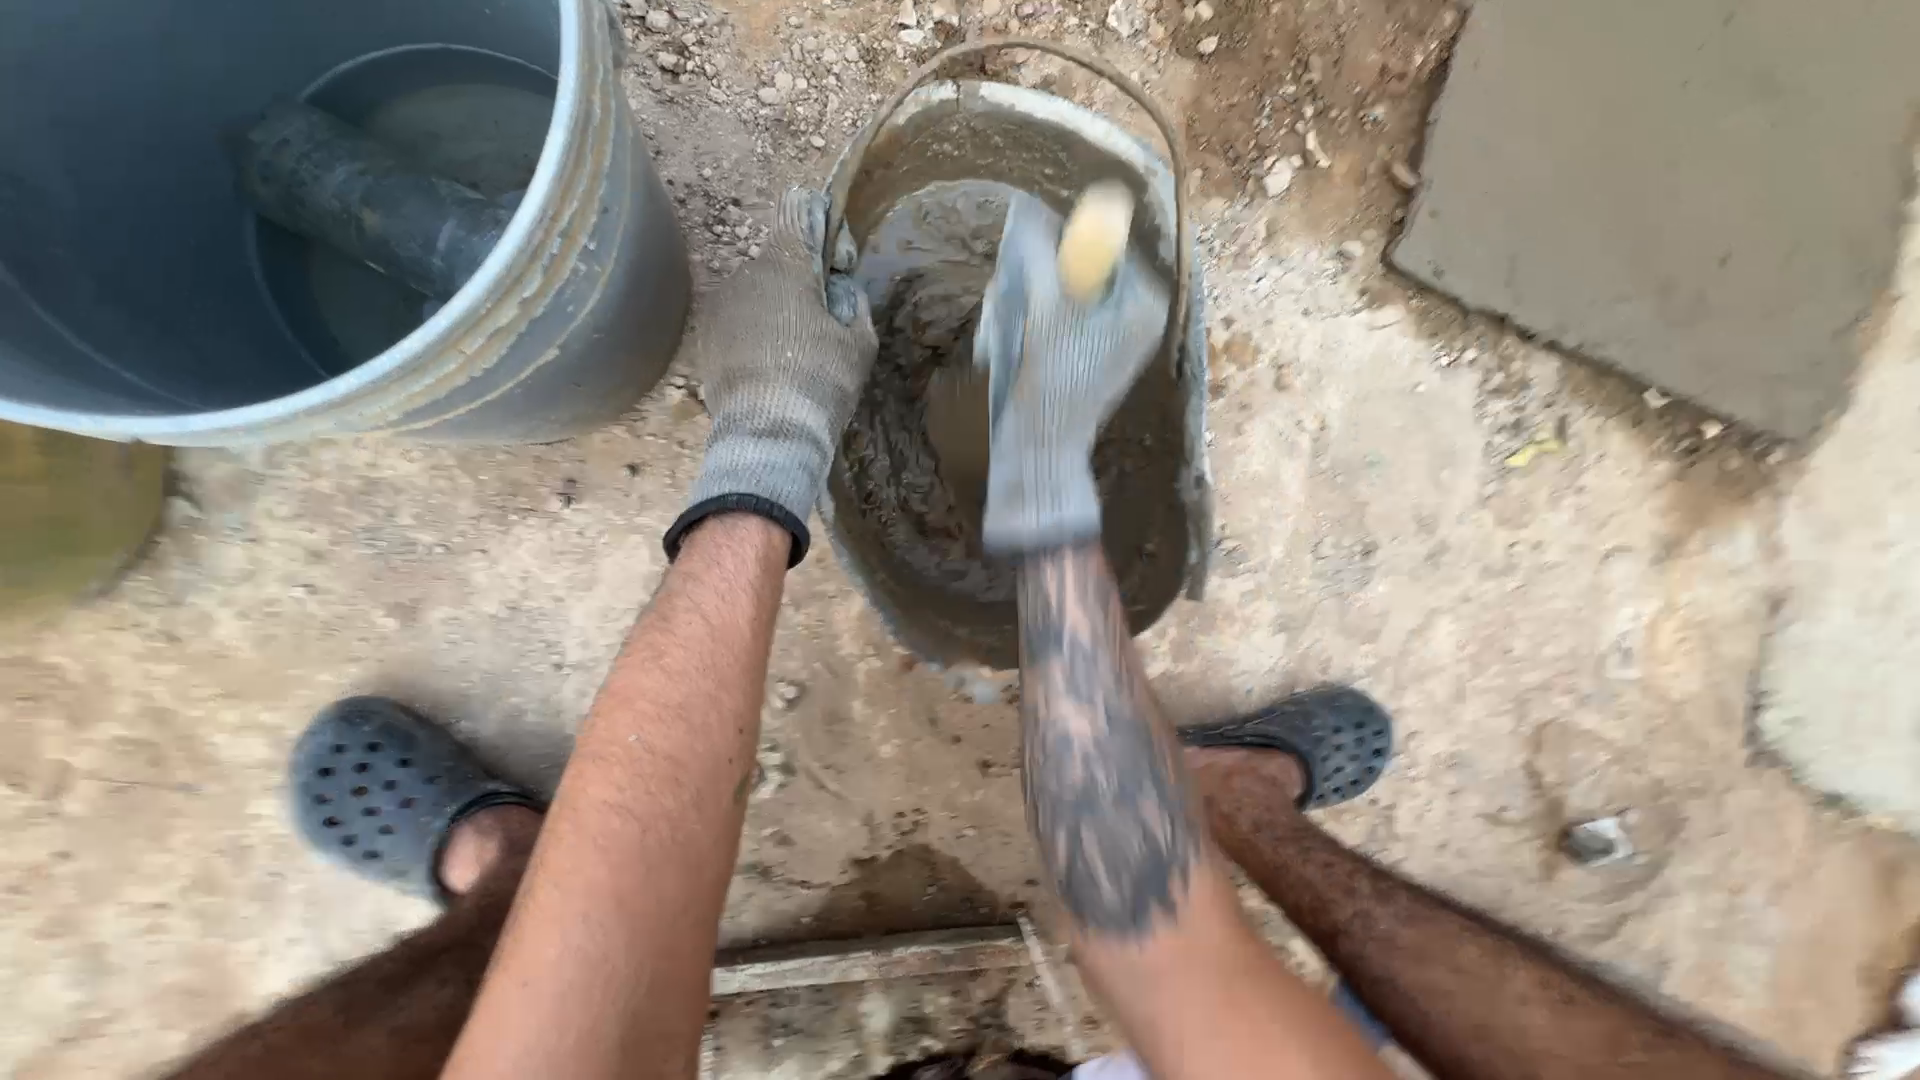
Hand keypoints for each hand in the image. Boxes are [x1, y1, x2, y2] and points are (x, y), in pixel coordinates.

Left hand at [666, 187, 877, 565]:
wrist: (768, 433)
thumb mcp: (859, 343)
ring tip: (793, 361)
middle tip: (821, 330)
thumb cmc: (822, 381)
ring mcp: (718, 306)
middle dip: (800, 288)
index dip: (822, 228)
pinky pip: (737, 326)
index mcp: (786, 264)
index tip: (835, 264)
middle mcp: (745, 273)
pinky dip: (753, 339)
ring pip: (756, 297)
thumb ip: (852, 303)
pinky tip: (769, 372)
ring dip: (775, 316)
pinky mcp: (704, 339)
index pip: (799, 212)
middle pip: (779, 264)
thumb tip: (839, 288)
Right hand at [975, 192, 1170, 552]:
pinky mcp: (1073, 356)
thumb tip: (1031, 207)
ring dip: (1015, 307)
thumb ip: (1042, 254)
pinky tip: (1006, 353)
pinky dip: (1017, 328)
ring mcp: (1101, 338)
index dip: (1060, 245)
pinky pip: (1041, 318)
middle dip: (1030, 284)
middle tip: (1012, 308)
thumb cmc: (1055, 383)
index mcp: (1143, 304)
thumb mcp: (1048, 310)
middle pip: (1072, 266)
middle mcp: (1130, 317)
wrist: (1040, 451)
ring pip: (1048, 292)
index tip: (1028, 259)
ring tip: (1006, 340)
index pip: (1105, 244)